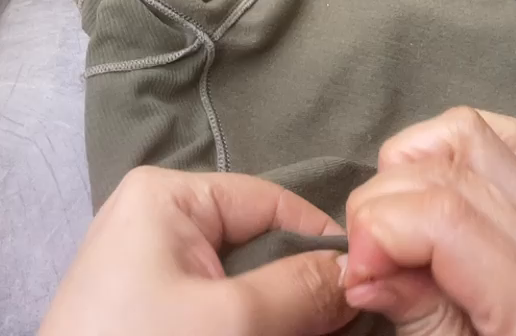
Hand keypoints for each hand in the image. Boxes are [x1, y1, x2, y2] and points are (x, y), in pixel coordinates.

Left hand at [39, 166, 357, 335]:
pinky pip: (214, 304)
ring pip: (239, 277)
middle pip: (254, 240)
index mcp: (167, 194)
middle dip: (299, 282)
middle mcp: (156, 216)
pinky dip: (249, 322)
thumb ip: (299, 290)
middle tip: (347, 322)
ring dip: (278, 310)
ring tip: (320, 331)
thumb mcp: (231, 321)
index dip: (320, 239)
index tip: (369, 283)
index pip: (266, 200)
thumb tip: (357, 273)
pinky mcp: (146, 306)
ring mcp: (148, 263)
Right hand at [342, 108, 515, 335]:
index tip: (356, 275)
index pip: (447, 213)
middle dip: (382, 201)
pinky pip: (498, 145)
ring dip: (409, 168)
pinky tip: (426, 201)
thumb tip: (360, 266)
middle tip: (367, 261)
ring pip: (470, 136)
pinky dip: (446, 153)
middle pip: (450, 169)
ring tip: (395, 230)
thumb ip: (418, 319)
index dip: (380, 227)